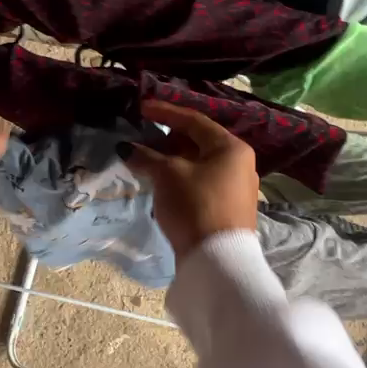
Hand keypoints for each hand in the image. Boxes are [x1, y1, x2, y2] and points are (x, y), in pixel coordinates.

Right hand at [126, 100, 259, 260]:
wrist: (217, 259)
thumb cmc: (194, 205)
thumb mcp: (167, 175)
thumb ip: (146, 156)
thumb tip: (126, 148)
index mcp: (231, 147)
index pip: (195, 121)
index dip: (165, 113)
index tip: (142, 108)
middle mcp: (240, 163)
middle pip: (199, 142)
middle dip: (168, 140)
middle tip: (144, 141)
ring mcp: (238, 188)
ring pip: (200, 164)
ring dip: (173, 161)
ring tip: (149, 163)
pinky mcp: (230, 209)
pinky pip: (203, 183)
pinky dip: (182, 178)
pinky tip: (164, 185)